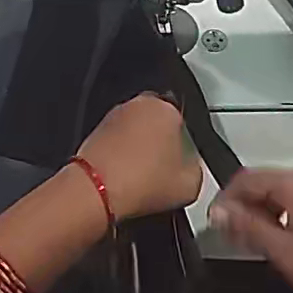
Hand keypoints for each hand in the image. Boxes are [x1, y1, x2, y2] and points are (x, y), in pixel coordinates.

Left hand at [75, 94, 203, 219]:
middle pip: (158, 123)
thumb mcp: (191, 185)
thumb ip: (196, 169)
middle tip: (162, 171)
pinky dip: (120, 154)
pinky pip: (116, 140)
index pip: (184, 123)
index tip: (181, 165)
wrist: (97, 188)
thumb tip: (190, 169)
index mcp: (167, 108)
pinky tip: (124, 175)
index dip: (185, 147)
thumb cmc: (143, 180)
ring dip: (139, 148)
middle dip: (160, 143)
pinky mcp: (96, 129)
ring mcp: (115, 115)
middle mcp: (139, 104)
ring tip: (141, 177)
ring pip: (135, 131)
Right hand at [209, 168, 292, 292]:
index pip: (245, 178)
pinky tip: (287, 248)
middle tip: (233, 234)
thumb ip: (246, 227)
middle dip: (245, 207)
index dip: (225, 199)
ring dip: (265, 214)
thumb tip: (222, 213)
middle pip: (265, 183)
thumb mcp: (283, 252)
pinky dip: (287, 220)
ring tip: (258, 244)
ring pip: (284, 195)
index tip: (216, 220)